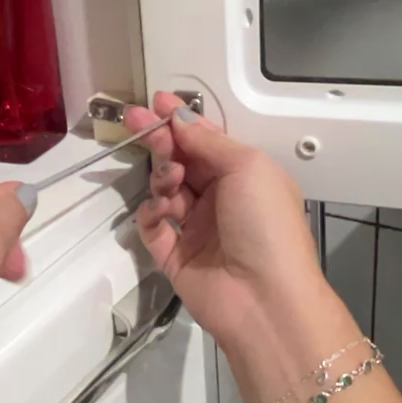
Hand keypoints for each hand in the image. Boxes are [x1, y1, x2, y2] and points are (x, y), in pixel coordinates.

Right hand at [127, 93, 324, 345]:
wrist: (264, 300)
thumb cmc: (265, 226)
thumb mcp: (247, 168)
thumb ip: (208, 140)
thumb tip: (179, 117)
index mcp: (243, 174)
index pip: (206, 139)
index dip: (180, 120)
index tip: (155, 102)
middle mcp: (219, 197)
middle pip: (180, 159)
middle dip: (160, 140)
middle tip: (136, 122)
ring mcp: (195, 227)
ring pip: (164, 188)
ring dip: (162, 177)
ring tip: (171, 183)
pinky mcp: (173, 255)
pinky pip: (152, 225)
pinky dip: (151, 213)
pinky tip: (161, 212)